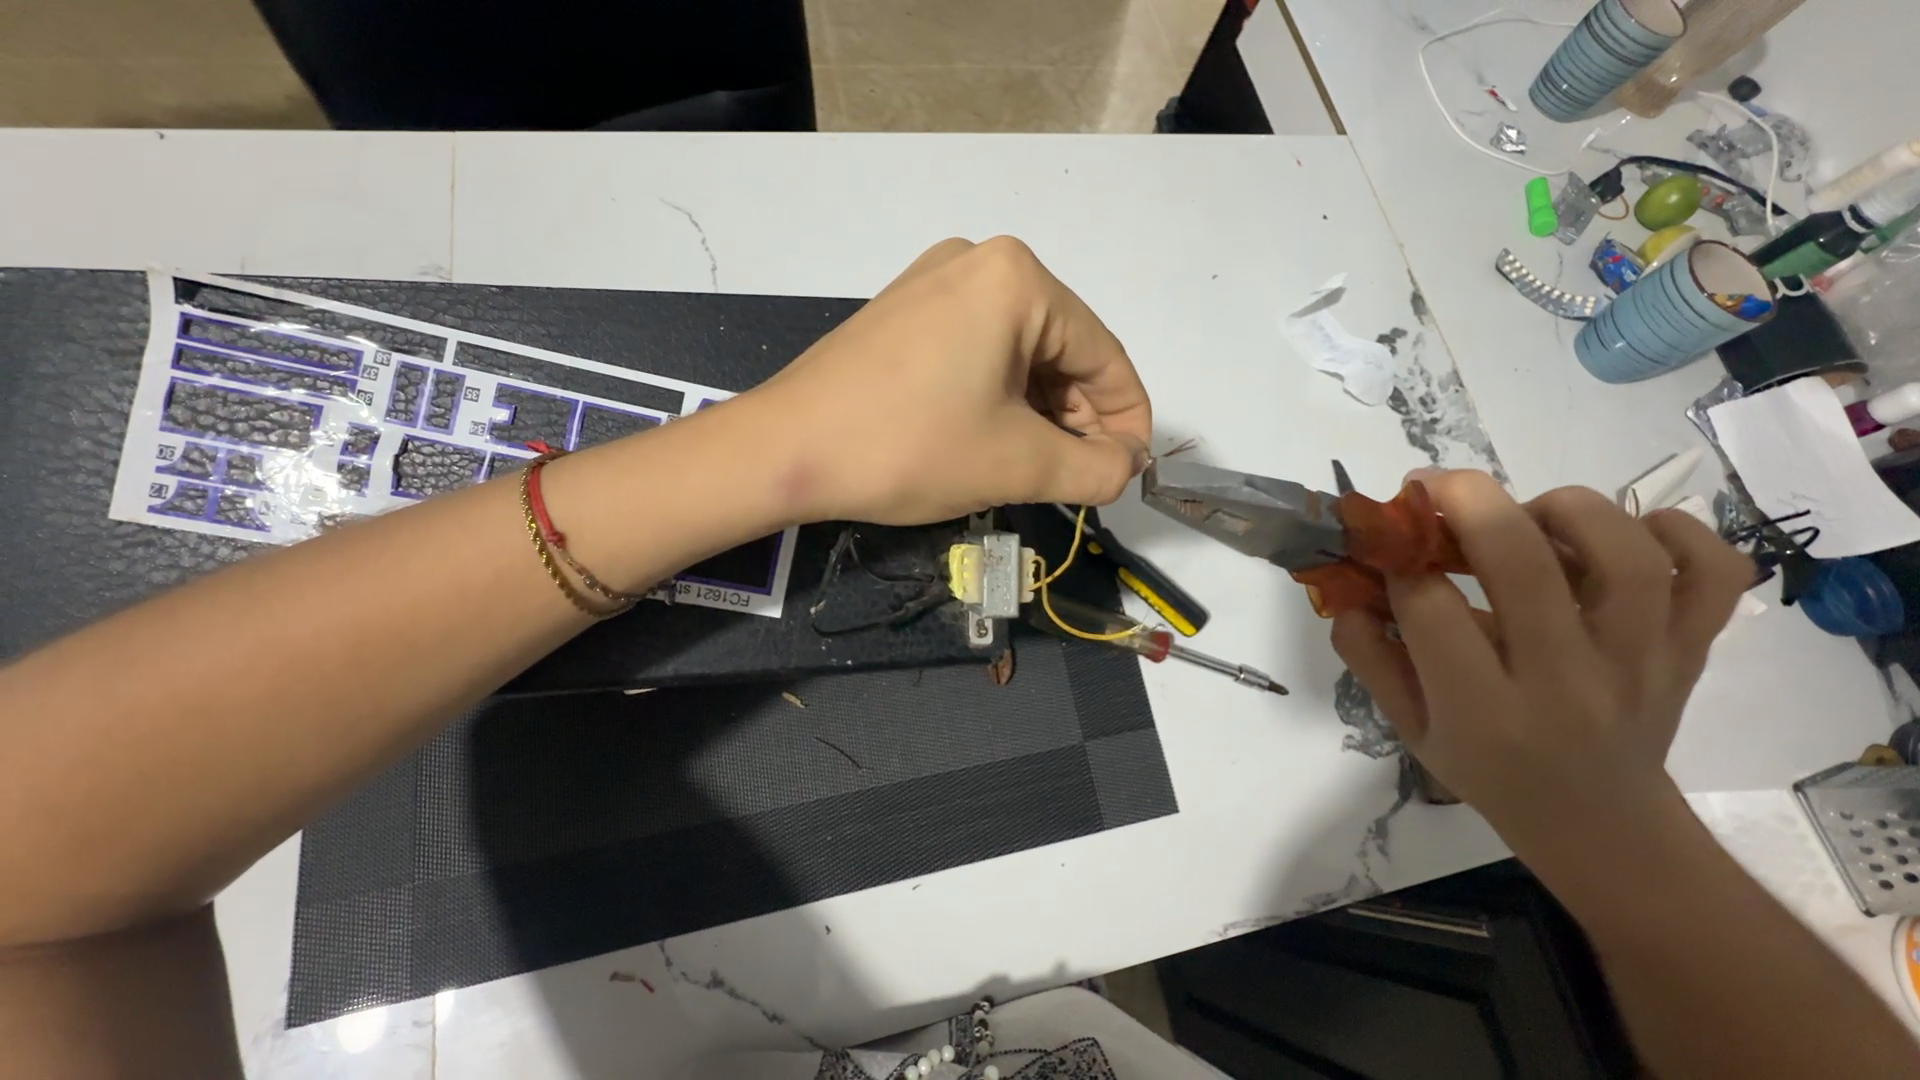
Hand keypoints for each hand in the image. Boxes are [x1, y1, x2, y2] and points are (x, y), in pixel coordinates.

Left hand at [737, 237, 1152, 525]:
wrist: (785, 450)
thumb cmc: (909, 448)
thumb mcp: (1018, 464)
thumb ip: (1095, 468)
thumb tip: (1127, 466)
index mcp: (1017, 279)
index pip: (1104, 355)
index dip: (1128, 421)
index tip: (1131, 474)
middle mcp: (979, 262)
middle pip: (1062, 350)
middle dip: (1079, 419)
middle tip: (1082, 479)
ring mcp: (935, 283)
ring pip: (1020, 354)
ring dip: (1041, 413)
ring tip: (1040, 468)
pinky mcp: (905, 312)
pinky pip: (978, 351)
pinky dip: (999, 397)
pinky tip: (997, 439)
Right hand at [1330, 471, 1752, 853]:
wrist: (1598, 820)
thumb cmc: (1486, 769)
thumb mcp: (1408, 726)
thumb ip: (1370, 654)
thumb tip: (1350, 584)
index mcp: (1484, 710)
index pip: (1431, 610)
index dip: (1399, 559)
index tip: (1385, 543)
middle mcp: (1566, 682)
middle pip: (1524, 563)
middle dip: (1466, 502)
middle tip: (1433, 488)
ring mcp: (1641, 662)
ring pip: (1624, 553)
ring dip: (1563, 509)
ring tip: (1527, 515)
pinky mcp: (1691, 648)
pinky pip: (1711, 570)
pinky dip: (1674, 531)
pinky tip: (1623, 533)